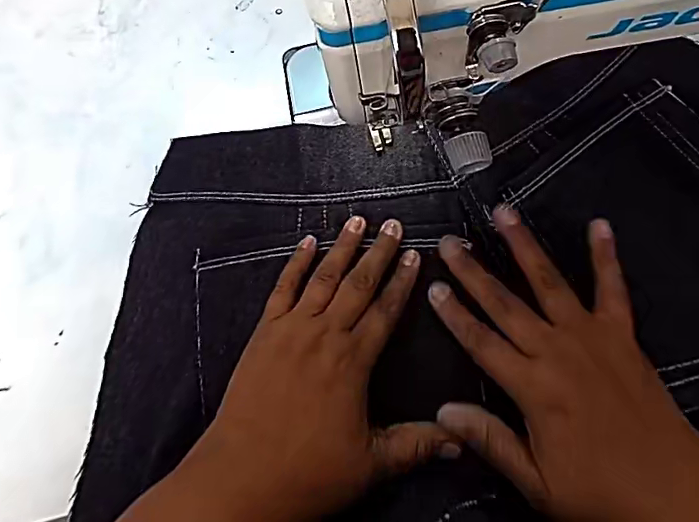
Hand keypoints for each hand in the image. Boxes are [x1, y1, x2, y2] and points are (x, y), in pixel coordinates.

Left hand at [122, 215, 455, 521]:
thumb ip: (414, 445)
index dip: (402, 281)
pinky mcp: (265, 331)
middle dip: (379, 252)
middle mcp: (325, 334)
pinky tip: (307, 242)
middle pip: (359, 284)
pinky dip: (296, 262)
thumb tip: (458, 439)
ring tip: (358, 220)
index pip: (385, 310)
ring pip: (324, 277)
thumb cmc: (306, 474)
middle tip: (393, 224)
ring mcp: (292, 328)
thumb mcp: (369, 465)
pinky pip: (283, 288)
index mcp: (352, 360)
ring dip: (343, 246)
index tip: (414, 254)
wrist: (240, 479)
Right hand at [428, 206, 698, 521]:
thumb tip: (444, 409)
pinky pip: (612, 287)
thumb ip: (491, 440)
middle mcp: (555, 350)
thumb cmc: (601, 493)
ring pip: (548, 281)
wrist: (674, 493)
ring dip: (523, 244)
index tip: (432, 287)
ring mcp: (589, 335)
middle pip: (504, 303)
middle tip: (451, 242)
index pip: (480, 342)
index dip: (454, 314)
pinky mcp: (621, 332)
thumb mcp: (539, 484)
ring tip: (503, 213)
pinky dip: (605, 255)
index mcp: (532, 387)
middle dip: (473, 271)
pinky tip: (599, 224)